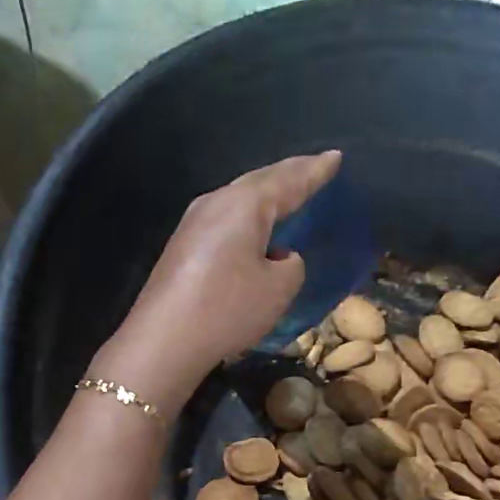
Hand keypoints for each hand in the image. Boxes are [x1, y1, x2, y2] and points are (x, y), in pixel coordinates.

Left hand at [90, 151, 342, 412]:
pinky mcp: (183, 249)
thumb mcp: (278, 289)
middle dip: (289, 175)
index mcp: (244, 204)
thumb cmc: (228, 309)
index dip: (315, 171)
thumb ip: (291, 266)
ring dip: (266, 199)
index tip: (335, 158)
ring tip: (287, 197)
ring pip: (239, 202)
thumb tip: (278, 257)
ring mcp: (193, 225)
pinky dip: (247, 222)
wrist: (164, 341)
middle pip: (259, 183)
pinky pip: (225, 224)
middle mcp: (216, 203)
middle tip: (314, 168)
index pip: (289, 180)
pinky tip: (254, 233)